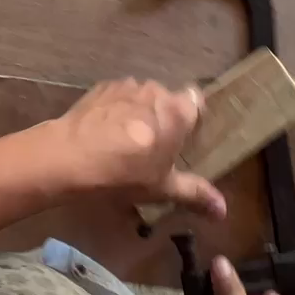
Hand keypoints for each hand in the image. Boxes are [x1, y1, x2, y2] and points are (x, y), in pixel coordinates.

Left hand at [34, 78, 223, 217]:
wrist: (71, 154)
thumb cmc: (124, 172)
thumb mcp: (162, 188)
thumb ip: (195, 193)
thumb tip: (223, 210)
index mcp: (176, 111)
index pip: (196, 100)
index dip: (193, 116)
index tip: (186, 136)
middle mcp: (154, 90)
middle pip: (167, 99)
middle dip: (164, 118)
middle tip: (156, 146)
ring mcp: (126, 85)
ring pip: (142, 96)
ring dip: (140, 112)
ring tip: (129, 140)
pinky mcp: (102, 86)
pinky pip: (119, 95)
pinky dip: (118, 109)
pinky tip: (107, 132)